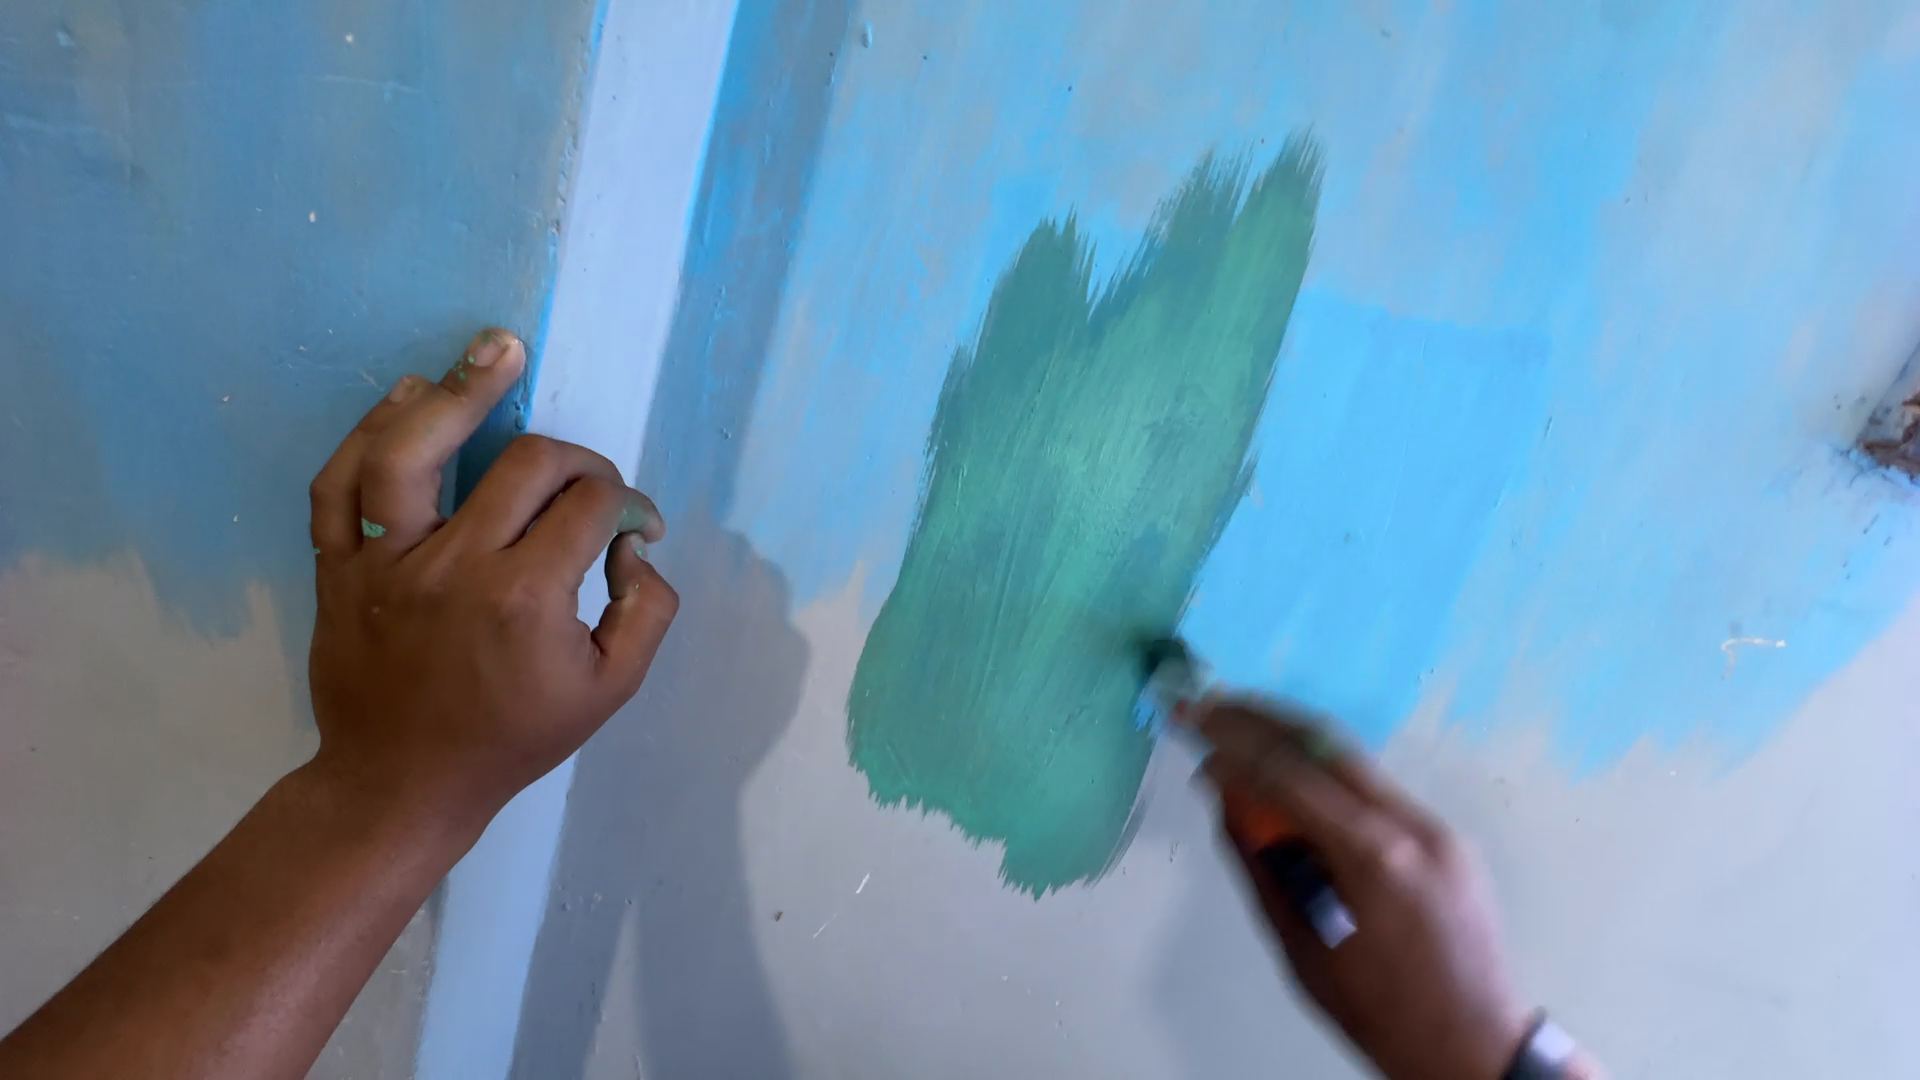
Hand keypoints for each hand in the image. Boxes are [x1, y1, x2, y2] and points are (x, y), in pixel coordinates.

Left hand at [306, 328, 678, 830]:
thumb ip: (649, 610)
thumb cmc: (519, 735)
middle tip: (596, 482)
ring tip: (497, 347)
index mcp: (528, 596)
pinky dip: (371, 430)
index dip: (630, 505)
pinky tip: (407, 393)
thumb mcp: (614, 686)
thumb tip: (635, 549)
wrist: (404, 780)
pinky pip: (340, 483)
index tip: (638, 529)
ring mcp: (387, 560)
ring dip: (463, 391)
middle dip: (581, 459)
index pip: (592, 507)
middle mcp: (456, 564)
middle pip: (528, 465)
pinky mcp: (341, 566)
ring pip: (415, 449)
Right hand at [1196, 701, 1528, 1079]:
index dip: (1232, 746)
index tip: (1192, 728)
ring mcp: (1431, 822)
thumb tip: (1221, 793)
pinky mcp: (1440, 830)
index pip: (1287, 775)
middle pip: (1320, 742)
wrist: (1478, 1048)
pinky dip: (1317, 762)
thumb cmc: (1374, 1008)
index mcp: (1371, 857)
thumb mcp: (1297, 941)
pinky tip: (1283, 759)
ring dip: (1286, 730)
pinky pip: (1367, 781)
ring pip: (1346, 754)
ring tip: (1236, 715)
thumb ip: (1257, 859)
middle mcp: (1408, 823)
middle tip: (1207, 704)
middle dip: (1256, 717)